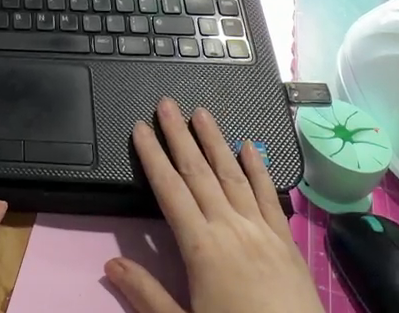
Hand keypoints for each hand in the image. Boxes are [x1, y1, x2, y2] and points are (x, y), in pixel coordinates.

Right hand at [106, 99, 321, 312]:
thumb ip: (147, 295)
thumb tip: (110, 264)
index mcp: (201, 248)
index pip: (169, 190)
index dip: (152, 156)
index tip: (140, 128)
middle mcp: (230, 229)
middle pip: (198, 172)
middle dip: (179, 135)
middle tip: (166, 103)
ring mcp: (262, 232)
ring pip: (233, 174)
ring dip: (215, 140)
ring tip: (201, 112)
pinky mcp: (287, 243)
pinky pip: (269, 196)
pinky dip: (259, 169)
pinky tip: (250, 147)